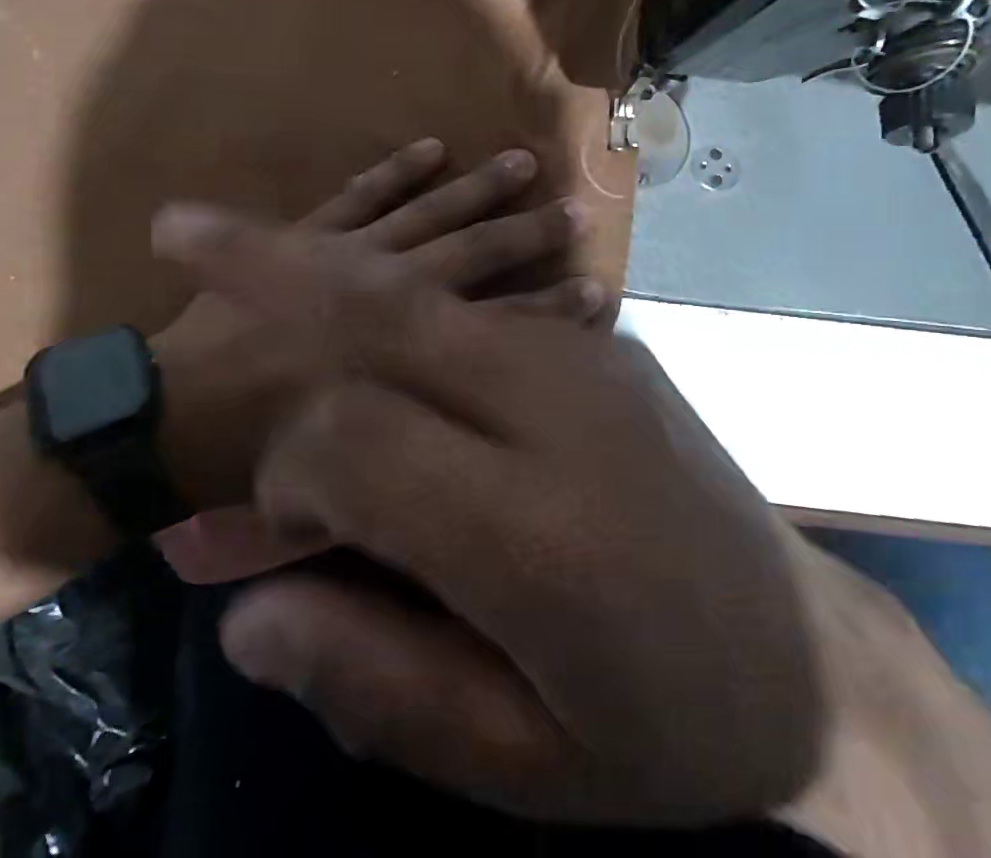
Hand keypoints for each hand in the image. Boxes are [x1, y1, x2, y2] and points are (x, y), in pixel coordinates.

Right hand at [152, 217, 823, 824]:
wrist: (808, 665)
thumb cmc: (669, 730)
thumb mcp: (519, 760)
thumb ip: (373, 681)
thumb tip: (243, 615)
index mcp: (534, 532)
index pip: (353, 442)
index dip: (285, 478)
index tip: (273, 535)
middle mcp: (567, 416)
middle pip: (393, 318)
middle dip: (278, 272)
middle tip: (182, 231)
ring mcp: (604, 370)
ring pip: (442, 302)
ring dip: (342, 282)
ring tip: (255, 250)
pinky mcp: (623, 359)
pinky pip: (496, 320)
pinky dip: (418, 311)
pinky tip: (378, 317)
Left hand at [154, 139, 601, 581]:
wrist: (168, 420)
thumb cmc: (266, 454)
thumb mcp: (362, 471)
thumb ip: (424, 450)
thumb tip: (482, 452)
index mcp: (403, 357)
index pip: (494, 330)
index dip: (550, 316)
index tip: (600, 295)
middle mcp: (388, 295)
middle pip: (473, 257)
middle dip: (529, 237)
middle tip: (579, 215)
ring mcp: (348, 257)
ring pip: (426, 215)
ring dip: (477, 191)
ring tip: (523, 164)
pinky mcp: (307, 240)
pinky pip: (358, 195)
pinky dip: (394, 172)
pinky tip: (432, 148)